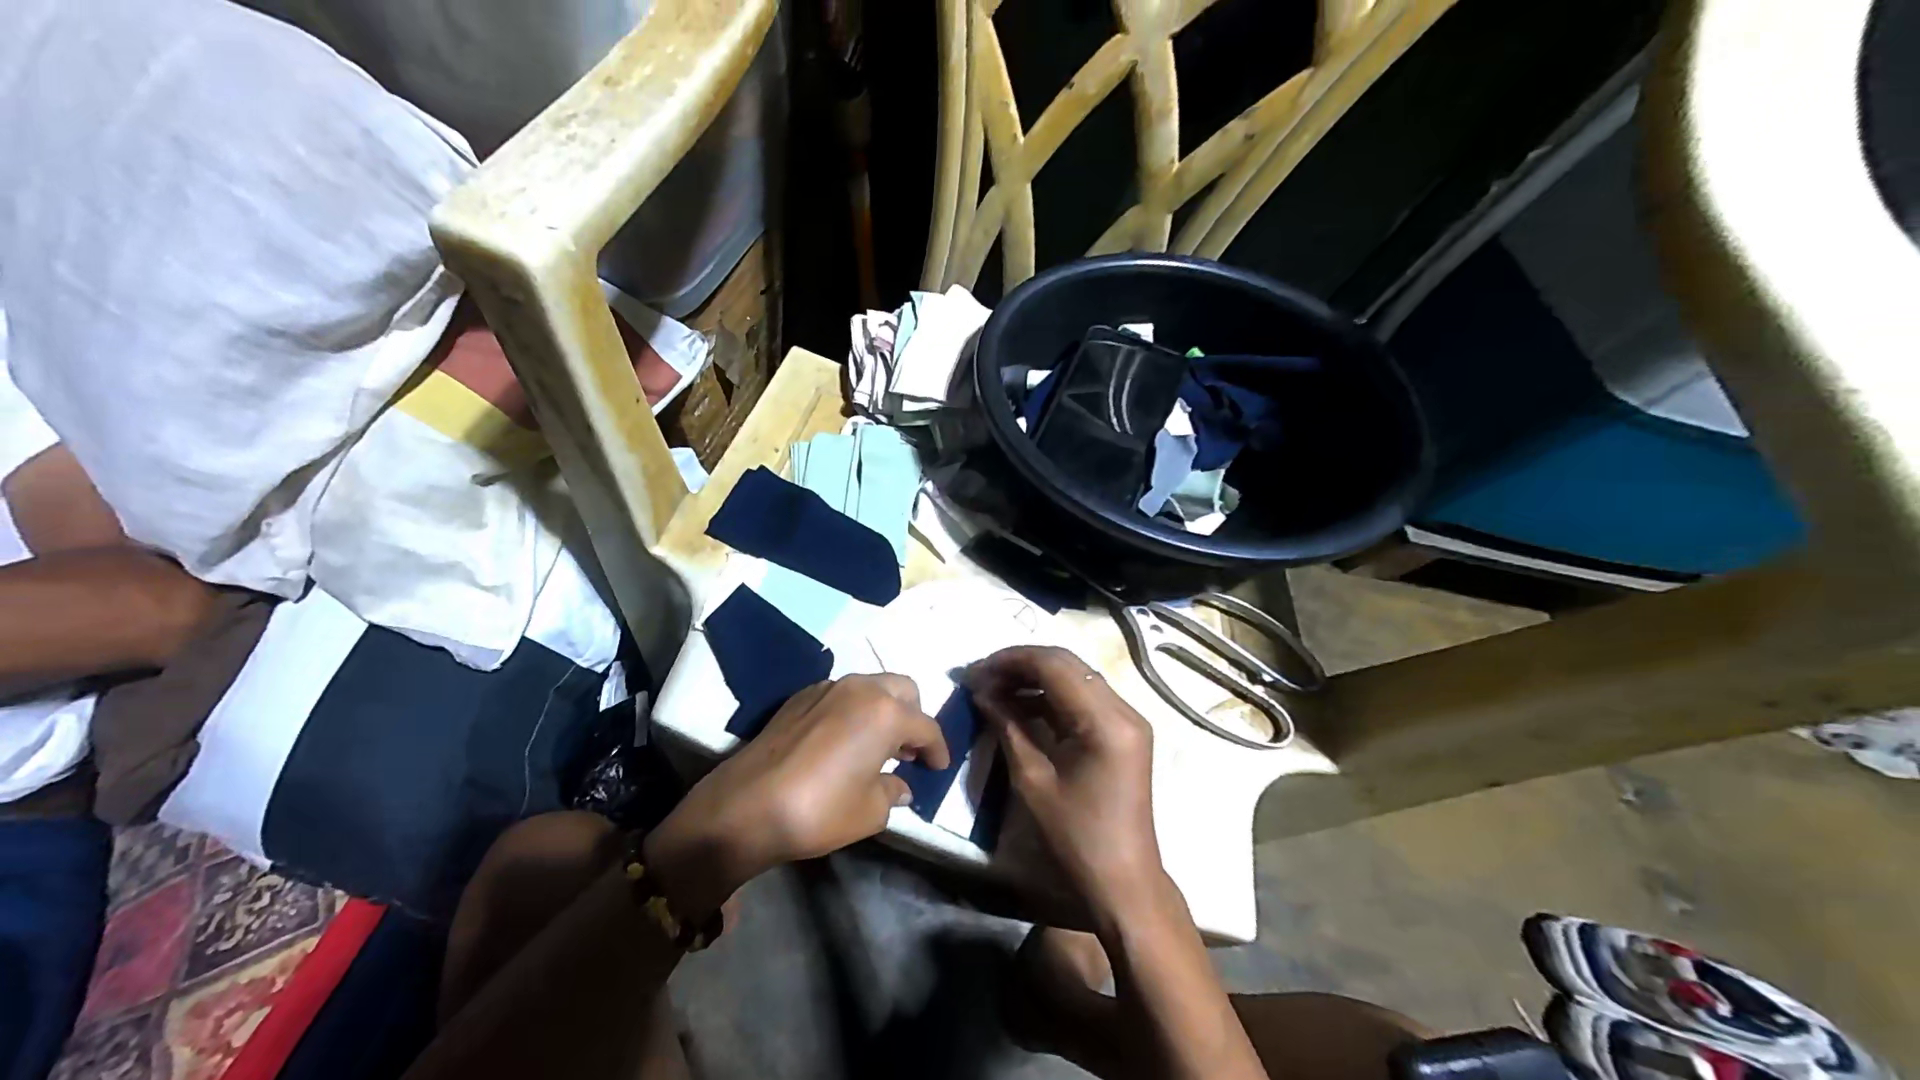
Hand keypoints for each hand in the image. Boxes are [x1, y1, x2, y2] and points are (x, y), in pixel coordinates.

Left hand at [643, 674, 949, 918]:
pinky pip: (841, 694)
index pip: (926, 726)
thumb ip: (892, 792)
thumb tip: (900, 785)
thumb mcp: (868, 812)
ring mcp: (827, 688)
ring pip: (871, 686)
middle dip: (913, 716)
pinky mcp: (800, 697)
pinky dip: (854, 710)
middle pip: (903, 690)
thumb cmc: (818, 810)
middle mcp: (860, 689)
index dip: (937, 749)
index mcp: (886, 713)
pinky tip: (844, 740)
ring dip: (884, 709)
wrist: (746, 806)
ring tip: (879, 744)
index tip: (938, 767)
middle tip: (909, 750)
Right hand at [968, 646, 1168, 932]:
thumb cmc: (1075, 836)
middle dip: (1021, 665)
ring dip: (1034, 678)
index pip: (1055, 666)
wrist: (1123, 880)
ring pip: (1075, 678)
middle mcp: (1123, 710)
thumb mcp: (1032, 779)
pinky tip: (1020, 705)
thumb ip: (1008, 726)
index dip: (1011, 661)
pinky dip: (1051, 696)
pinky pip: (1083, 698)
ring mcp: (1127, 720)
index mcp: (1106, 721)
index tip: (975, 671)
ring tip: (994, 689)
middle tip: (981, 677)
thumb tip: (981, 691)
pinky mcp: (1123, 732)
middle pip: (1067, 665)